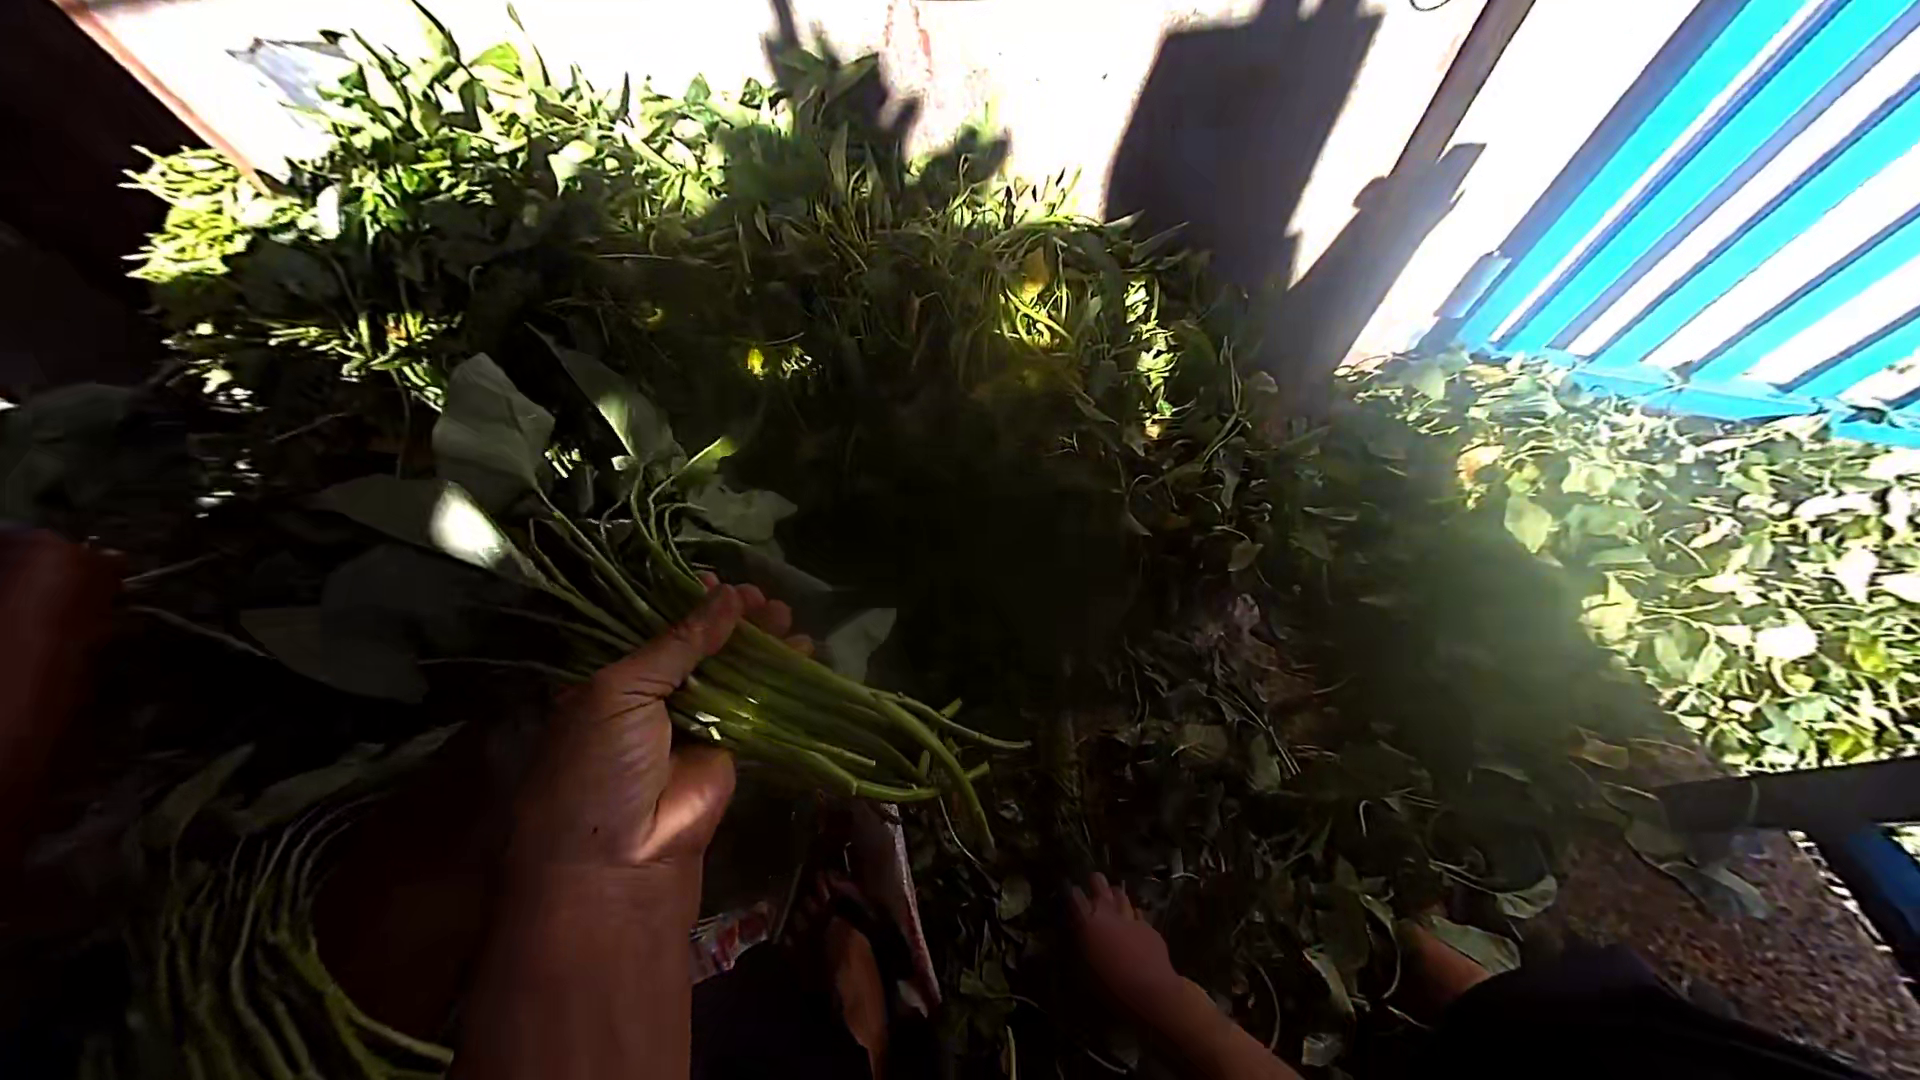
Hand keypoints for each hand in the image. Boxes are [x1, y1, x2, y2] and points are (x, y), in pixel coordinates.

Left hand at [510, 577, 808, 874]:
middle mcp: (658, 695)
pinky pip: (760, 702)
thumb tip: (727, 594)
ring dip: (762, 643)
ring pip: (737, 670)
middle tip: (765, 599)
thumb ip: (680, 641)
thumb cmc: (602, 763)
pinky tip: (803, 652)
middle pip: (704, 646)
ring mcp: (699, 720)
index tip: (721, 582)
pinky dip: (782, 677)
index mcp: (618, 679)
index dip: (690, 604)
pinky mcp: (734, 744)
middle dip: (734, 620)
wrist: (621, 857)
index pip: (659, 629)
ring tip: (786, 616)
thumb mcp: (624, 690)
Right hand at [1071, 872, 1187, 1018]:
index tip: (1072, 894)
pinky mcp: (1148, 926)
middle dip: (1096, 882)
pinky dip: (1133, 914)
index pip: (1075, 897)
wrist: (1153, 990)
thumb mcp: (1088, 969)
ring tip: (1114, 894)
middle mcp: (1107, 913)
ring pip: (1120, 895)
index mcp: (1089, 923)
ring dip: (1116, 895)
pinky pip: (1137, 913)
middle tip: (1095, 881)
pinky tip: (1133, 920)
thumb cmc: (1113, 986)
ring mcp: (1130, 917)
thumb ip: (1083, 945)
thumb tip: (1080, 935)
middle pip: (1099, 885)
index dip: (1073, 894)